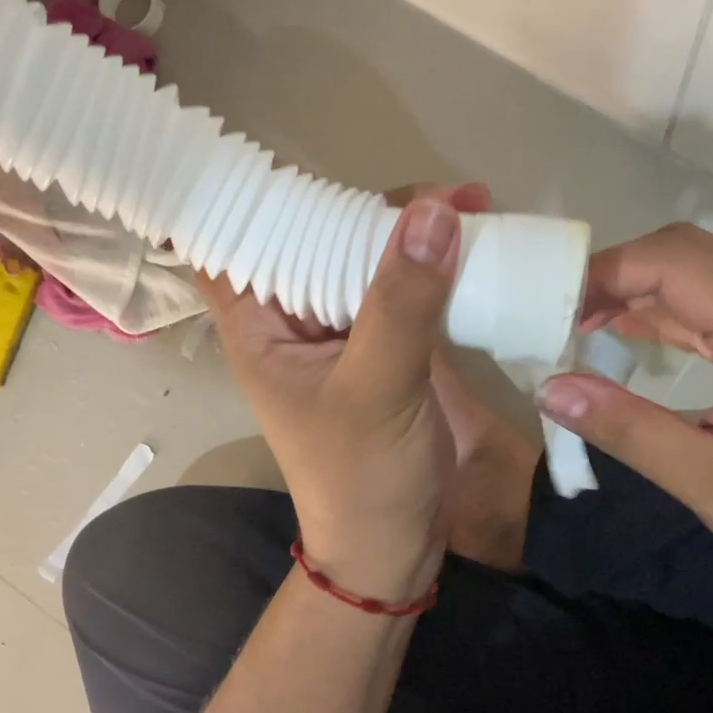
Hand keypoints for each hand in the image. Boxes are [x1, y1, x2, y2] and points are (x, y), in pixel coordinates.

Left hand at [199, 183, 492, 601]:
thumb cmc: (363, 479)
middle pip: (317, 235)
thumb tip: (435, 211)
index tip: (319, 162)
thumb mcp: (377, 389)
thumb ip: (402, 303)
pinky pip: (405, 290)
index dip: (261, 192)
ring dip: (414, 234)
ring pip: (367, 259)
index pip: (237, 236)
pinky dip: (436, 268)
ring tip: (475, 208)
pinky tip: (475, 246)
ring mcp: (344, 333)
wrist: (394, 549)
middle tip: (445, 195)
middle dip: (372, 207)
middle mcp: (294, 321)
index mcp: (260, 327)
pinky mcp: (387, 348)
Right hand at [538, 222, 712, 583]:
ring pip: (704, 271)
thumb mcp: (707, 480)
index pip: (672, 261)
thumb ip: (628, 429)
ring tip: (582, 328)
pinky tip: (631, 338)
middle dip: (618, 274)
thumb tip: (550, 389)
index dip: (605, 272)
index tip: (550, 308)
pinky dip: (671, 311)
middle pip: (687, 251)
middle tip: (561, 319)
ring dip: (642, 290)